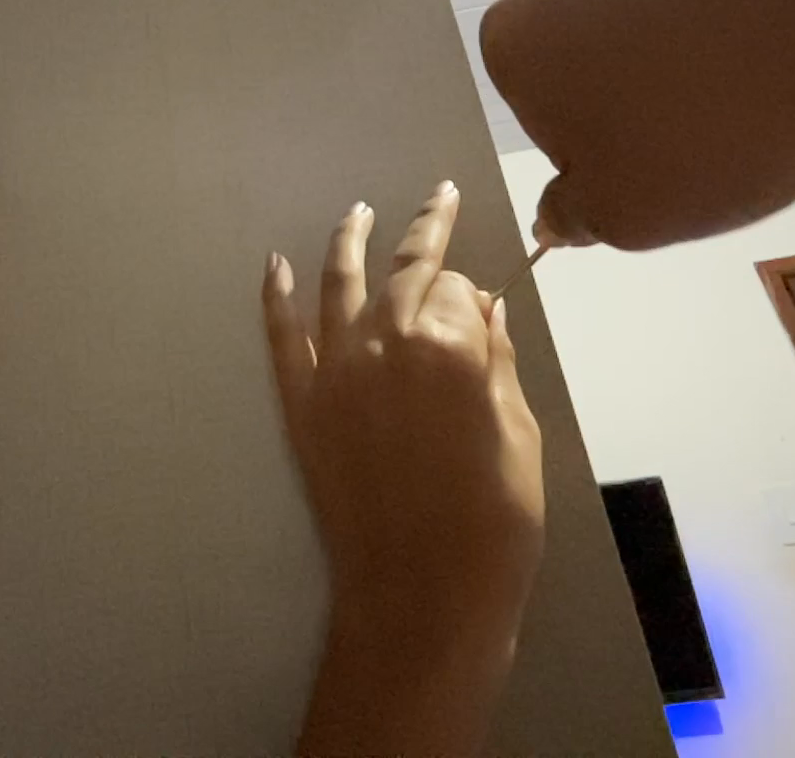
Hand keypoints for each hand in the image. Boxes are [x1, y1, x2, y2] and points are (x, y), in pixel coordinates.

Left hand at [262, 181, 542, 755]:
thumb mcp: (518, 432)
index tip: (483, 310)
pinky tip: (276, 264)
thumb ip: (497, 358)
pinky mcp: (301, 403)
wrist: (420, 596)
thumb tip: (485, 306)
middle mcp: (384, 340)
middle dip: (425, 231)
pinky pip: (282, 337)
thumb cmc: (493, 520)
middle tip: (436, 198)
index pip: (458, 288)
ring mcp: (334, 369)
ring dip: (349, 241)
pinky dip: (277, 297)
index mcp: (447, 344)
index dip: (474, 297)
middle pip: (404, 270)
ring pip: (339, 284)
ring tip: (357, 211)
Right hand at [480, 0, 794, 250]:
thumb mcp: (626, 213)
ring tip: (780, 113)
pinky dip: (759, 46)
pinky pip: (729, 13)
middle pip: (603, 83)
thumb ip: (575, 218)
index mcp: (518, 44)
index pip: (546, 128)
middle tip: (714, 151)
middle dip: (652, 121)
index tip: (654, 177)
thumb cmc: (710, 120)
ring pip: (667, 49)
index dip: (601, 164)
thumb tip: (556, 215)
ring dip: (711, 87)